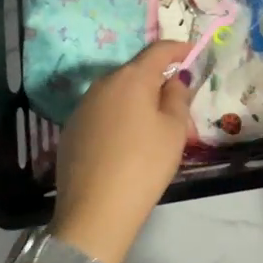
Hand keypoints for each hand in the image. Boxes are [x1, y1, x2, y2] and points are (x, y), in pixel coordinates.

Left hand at [49, 40, 193, 262]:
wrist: (93, 214)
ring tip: (151, 126)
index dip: (178, 48)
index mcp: (131, 78)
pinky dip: (117, 118)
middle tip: (176, 102)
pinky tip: (124, 144)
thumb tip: (174, 80)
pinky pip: (101, 112)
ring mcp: (83, 106)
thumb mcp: (173, 131)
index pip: (158, 50)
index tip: (192, 52)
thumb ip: (178, 97)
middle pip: (136, 71)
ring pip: (117, 93)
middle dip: (157, 80)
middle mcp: (103, 83)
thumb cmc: (143, 166)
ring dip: (135, 100)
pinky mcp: (70, 130)